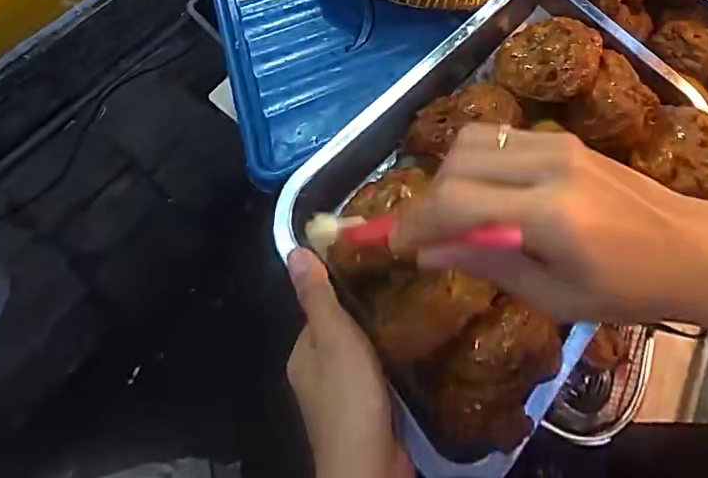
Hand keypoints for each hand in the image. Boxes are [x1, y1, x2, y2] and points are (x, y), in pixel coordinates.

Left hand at [285, 249, 410, 477]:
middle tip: (401, 280)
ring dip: (382, 335)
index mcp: (302, 355)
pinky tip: (414, 344)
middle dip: (367, 309)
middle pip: (342, 329)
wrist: (370, 467)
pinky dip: (392, 359)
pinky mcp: (368, 411)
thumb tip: (293, 251)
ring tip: (414, 305)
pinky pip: (378, 373)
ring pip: (362, 351)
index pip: (321, 308)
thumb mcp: (333, 337)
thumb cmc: (348, 397)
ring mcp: (343, 396)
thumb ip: (317, 297)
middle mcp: (317, 374)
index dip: (343, 286)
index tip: (372, 264)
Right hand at [392, 125, 707, 324]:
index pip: (457, 201)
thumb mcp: (556, 296)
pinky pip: (500, 136)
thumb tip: (427, 251)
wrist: (690, 245)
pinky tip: (487, 192)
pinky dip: (477, 160)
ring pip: (474, 138)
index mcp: (550, 213)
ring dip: (450, 173)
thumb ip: (488, 263)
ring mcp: (556, 142)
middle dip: (429, 196)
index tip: (392, 243)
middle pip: (458, 159)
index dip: (415, 221)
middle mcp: (548, 163)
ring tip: (455, 214)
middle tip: (426, 234)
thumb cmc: (629, 289)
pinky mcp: (563, 137)